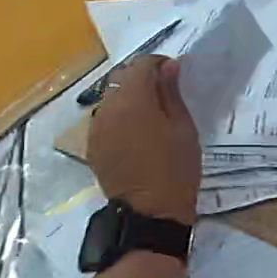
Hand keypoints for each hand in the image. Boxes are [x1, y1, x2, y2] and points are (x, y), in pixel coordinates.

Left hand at [88, 56, 198, 224]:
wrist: (151, 213)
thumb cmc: (176, 169)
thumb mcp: (183, 128)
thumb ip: (172, 93)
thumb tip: (168, 66)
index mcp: (133, 100)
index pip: (141, 64)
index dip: (159, 64)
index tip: (174, 75)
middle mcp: (107, 108)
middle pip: (121, 78)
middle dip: (142, 79)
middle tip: (164, 95)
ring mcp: (95, 128)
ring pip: (111, 98)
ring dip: (128, 98)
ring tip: (150, 117)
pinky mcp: (92, 146)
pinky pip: (104, 119)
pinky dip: (119, 117)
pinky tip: (135, 135)